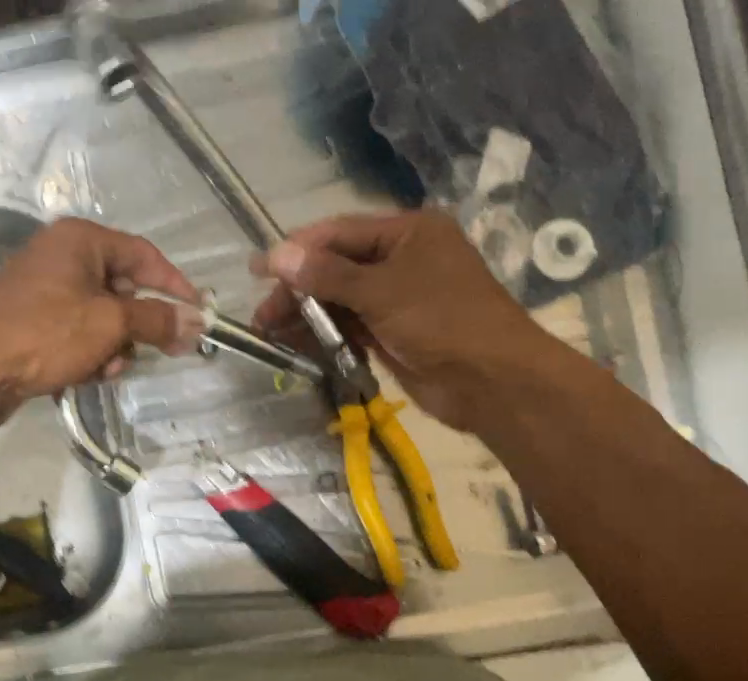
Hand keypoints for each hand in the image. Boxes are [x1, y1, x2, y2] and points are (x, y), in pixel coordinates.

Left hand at [0, 218, 200, 424]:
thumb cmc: (45, 336)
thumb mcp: (110, 325)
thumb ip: (157, 320)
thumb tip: (196, 321)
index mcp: (78, 240)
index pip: (144, 255)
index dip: (175, 286)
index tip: (198, 315)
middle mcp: (58, 255)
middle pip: (121, 289)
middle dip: (135, 327)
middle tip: (150, 353)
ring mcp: (39, 289)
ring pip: (98, 317)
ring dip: (109, 347)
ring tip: (102, 370)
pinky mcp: (27, 321)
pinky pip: (72, 333)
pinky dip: (83, 354)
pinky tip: (78, 376)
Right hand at [251, 211, 573, 430]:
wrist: (489, 379)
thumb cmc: (442, 321)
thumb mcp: (381, 291)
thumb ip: (327, 275)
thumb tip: (277, 255)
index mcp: (408, 232)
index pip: (339, 232)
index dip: (297, 249)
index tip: (258, 269)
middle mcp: (402, 258)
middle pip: (336, 267)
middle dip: (298, 290)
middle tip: (263, 315)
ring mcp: (397, 298)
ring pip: (340, 300)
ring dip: (306, 316)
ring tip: (271, 334)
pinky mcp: (393, 333)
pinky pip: (349, 327)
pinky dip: (324, 335)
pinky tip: (296, 346)